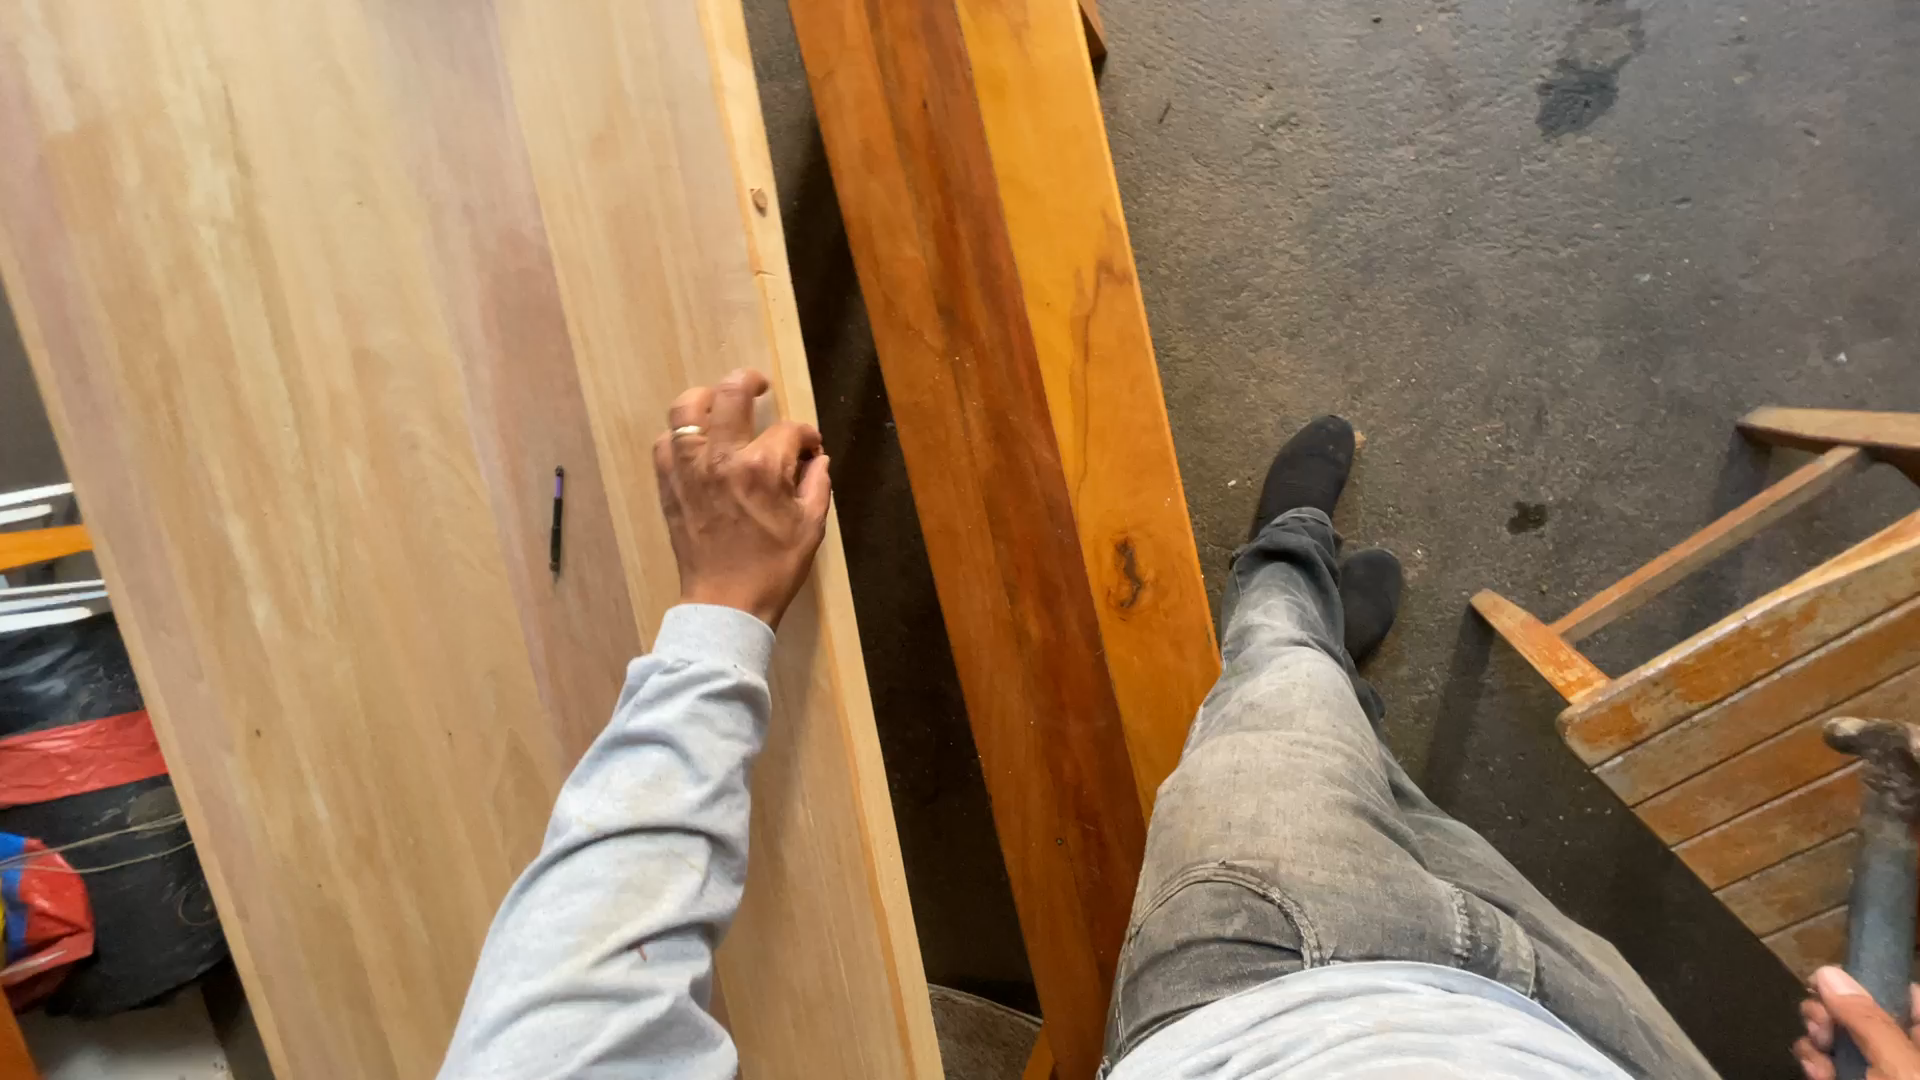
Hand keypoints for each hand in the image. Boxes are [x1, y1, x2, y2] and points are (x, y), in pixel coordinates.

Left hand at [652, 369, 831, 628]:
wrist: (727, 603)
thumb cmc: (775, 567)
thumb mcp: (811, 527)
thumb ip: (816, 484)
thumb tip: (817, 460)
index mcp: (761, 467)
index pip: (788, 431)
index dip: (806, 435)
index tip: (811, 449)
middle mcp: (721, 458)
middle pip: (730, 395)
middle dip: (749, 382)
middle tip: (758, 384)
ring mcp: (688, 470)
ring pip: (685, 410)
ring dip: (706, 399)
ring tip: (718, 404)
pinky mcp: (669, 486)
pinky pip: (665, 444)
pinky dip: (680, 436)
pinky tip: (696, 443)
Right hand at [1796, 966, 1919, 1079]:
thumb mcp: (1900, 1069)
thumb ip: (1868, 1021)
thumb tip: (1828, 971)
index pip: (1906, 994)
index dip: (1864, 983)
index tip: (1825, 986)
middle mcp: (1910, 1051)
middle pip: (1863, 1012)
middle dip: (1827, 1014)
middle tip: (1819, 1029)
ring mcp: (1886, 1071)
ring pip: (1842, 1037)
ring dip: (1817, 1041)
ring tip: (1817, 1060)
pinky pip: (1834, 1061)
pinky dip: (1818, 1062)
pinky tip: (1816, 1073)